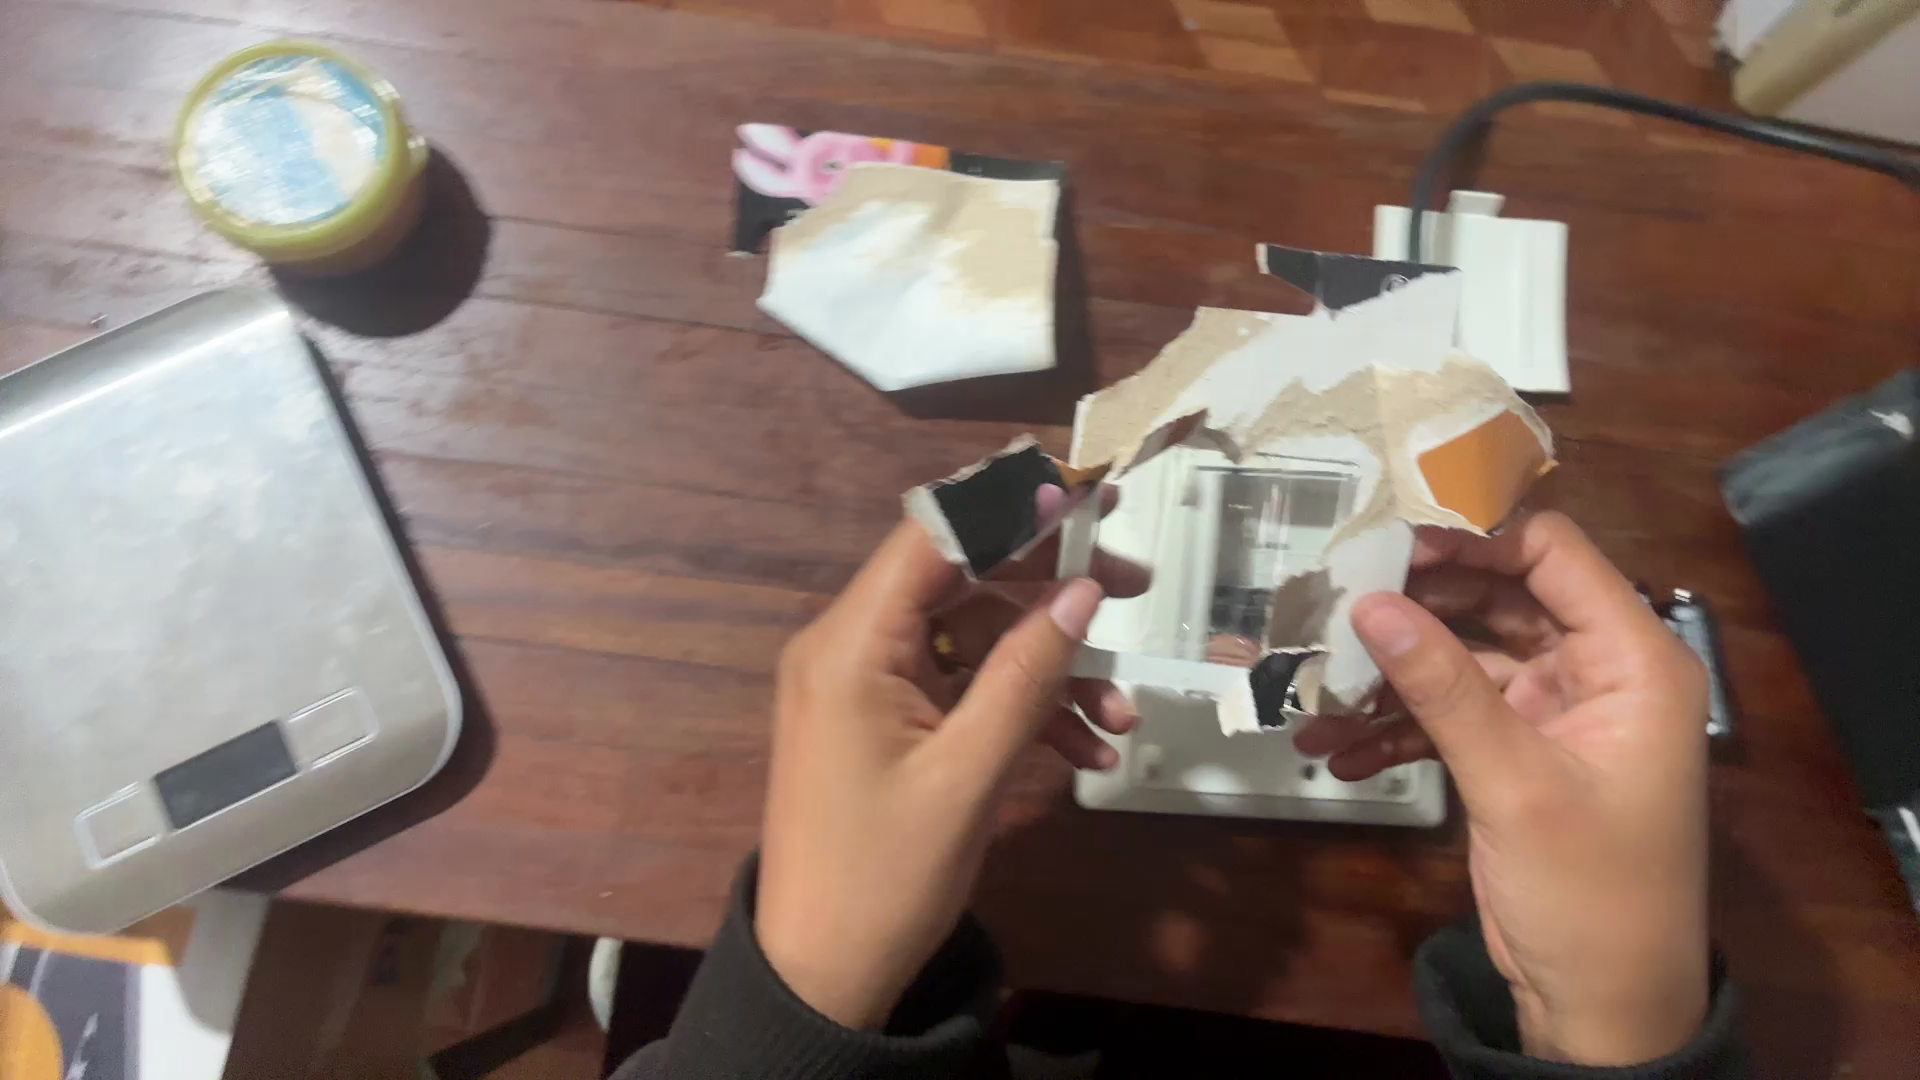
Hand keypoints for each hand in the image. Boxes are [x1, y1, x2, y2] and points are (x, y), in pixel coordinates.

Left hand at [756, 494, 1145, 1028]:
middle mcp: (852, 643)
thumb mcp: (969, 774)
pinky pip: (960, 685)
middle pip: (961, 580)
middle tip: (1133, 583)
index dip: (1006, 501)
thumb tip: (1083, 590)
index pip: (931, 535)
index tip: (1081, 489)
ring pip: (973, 639)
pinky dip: (1019, 706)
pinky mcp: (887, 715)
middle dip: (1048, 587)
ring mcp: (869, 680)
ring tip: (1121, 712)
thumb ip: (1028, 672)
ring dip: (1048, 667)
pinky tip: (1084, 747)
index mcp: (851, 643)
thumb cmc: (886, 877)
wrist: (822, 975)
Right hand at [1296, 511, 1709, 1065]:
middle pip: (1489, 600)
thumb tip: (1366, 602)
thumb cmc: (1589, 888)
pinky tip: (1335, 749)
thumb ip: (1440, 685)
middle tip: (1332, 603)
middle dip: (1410, 608)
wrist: (1597, 999)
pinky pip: (1437, 710)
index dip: (1471, 539)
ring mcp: (1540, 708)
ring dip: (1385, 675)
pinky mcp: (1503, 744)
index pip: (1550, 555)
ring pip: (1452, 656)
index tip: (1387, 544)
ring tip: (1316, 687)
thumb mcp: (1514, 780)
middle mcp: (1586, 670)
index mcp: (1627, 661)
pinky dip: (1389, 725)